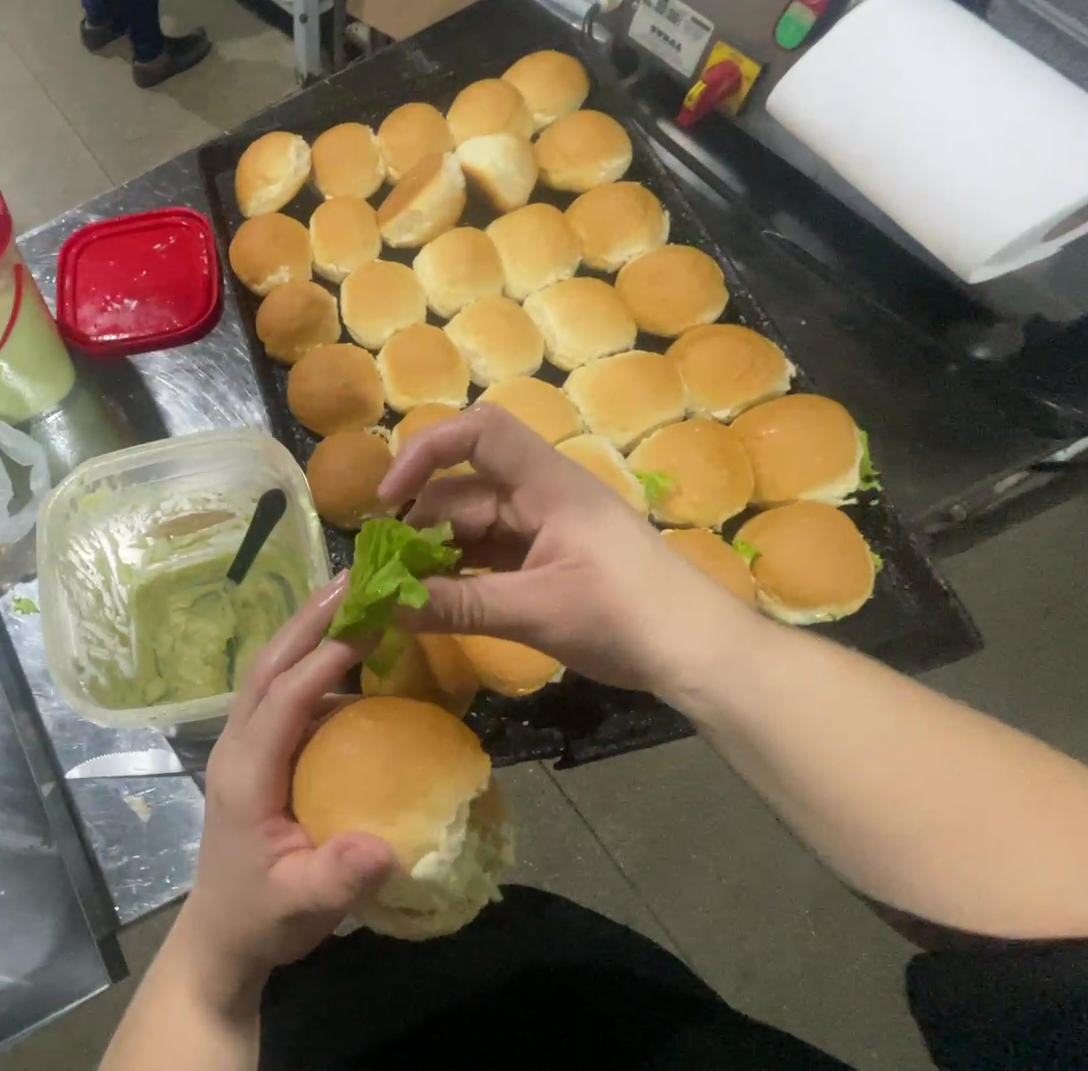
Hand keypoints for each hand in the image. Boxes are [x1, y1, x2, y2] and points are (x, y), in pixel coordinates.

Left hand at [179, 580, 396, 994]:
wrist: (222, 932)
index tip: (365, 627)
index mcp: (244, 774)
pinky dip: (310, 665)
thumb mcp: (302, 906)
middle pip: (266, 668)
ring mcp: (242, 745)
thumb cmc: (261, 916)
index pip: (280, 701)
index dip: (320, 663)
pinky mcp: (255, 751)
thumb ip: (338, 877)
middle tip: (353, 581)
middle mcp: (236, 746)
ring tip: (352, 603)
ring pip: (268, 673)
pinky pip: (280, 694)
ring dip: (306, 634)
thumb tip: (382, 845)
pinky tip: (347, 659)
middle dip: (306, 622)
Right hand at [379, 405, 756, 693]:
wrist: (702, 656)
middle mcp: (539, 496)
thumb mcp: (537, 612)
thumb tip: (385, 606)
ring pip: (468, 526)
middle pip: (461, 489)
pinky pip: (484, 554)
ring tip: (403, 592)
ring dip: (434, 554)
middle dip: (419, 524)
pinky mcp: (542, 560)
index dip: (426, 450)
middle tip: (386, 571)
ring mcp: (541, 529)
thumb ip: (457, 606)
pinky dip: (456, 574)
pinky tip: (434, 601)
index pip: (479, 432)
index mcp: (548, 485)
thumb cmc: (629, 618)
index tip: (390, 498)